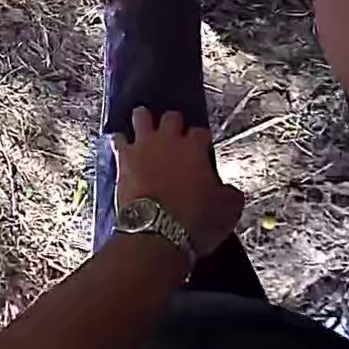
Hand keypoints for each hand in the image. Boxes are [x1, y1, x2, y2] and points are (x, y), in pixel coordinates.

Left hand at [110, 108, 244, 251]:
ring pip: (141, 117)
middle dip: (174, 122)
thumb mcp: (228, 210)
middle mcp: (168, 140)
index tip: (202, 146)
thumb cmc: (195, 221)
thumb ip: (230, 193)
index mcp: (194, 148)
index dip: (202, 138)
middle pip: (171, 117)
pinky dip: (120, 140)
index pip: (200, 132)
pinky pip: (118, 139)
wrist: (156, 232)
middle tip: (175, 132)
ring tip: (145, 122)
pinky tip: (121, 142)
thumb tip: (229, 190)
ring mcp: (143, 146)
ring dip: (144, 119)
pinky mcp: (123, 158)